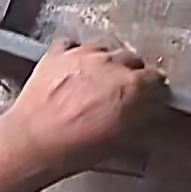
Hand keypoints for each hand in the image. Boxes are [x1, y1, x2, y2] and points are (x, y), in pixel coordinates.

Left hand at [0, 40, 164, 191]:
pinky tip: (72, 67)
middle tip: (121, 90)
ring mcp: (81, 55)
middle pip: (131, 59)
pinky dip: (74, 53)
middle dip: (130, 73)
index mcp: (132, 86)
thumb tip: (148, 111)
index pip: (155, 78)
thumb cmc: (75, 146)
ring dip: (104, 61)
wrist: (35, 141)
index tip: (149, 95)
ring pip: (103, 49)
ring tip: (95, 80)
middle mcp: (109, 63)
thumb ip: (141, 118)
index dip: (152, 89)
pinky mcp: (57, 54)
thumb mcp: (122, 140)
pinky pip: (71, 44)